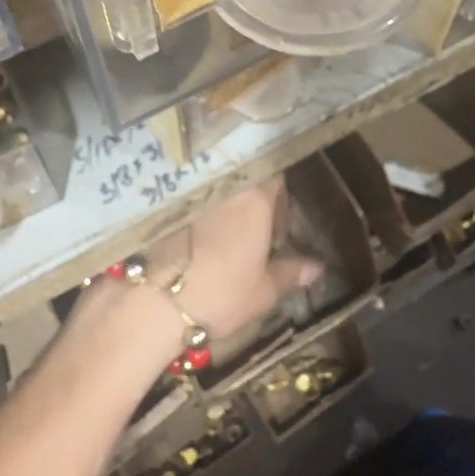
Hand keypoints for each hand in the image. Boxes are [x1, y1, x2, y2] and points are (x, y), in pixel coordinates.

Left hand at [166, 177, 323, 338]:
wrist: (157, 300)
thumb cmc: (221, 293)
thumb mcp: (263, 290)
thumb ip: (291, 272)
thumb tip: (317, 268)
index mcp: (255, 198)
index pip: (275, 176)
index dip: (279, 198)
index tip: (276, 228)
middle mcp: (225, 186)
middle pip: (245, 180)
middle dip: (250, 200)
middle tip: (251, 234)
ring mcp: (195, 192)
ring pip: (217, 189)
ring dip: (224, 207)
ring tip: (223, 239)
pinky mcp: (169, 204)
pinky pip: (192, 200)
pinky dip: (199, 215)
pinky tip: (196, 242)